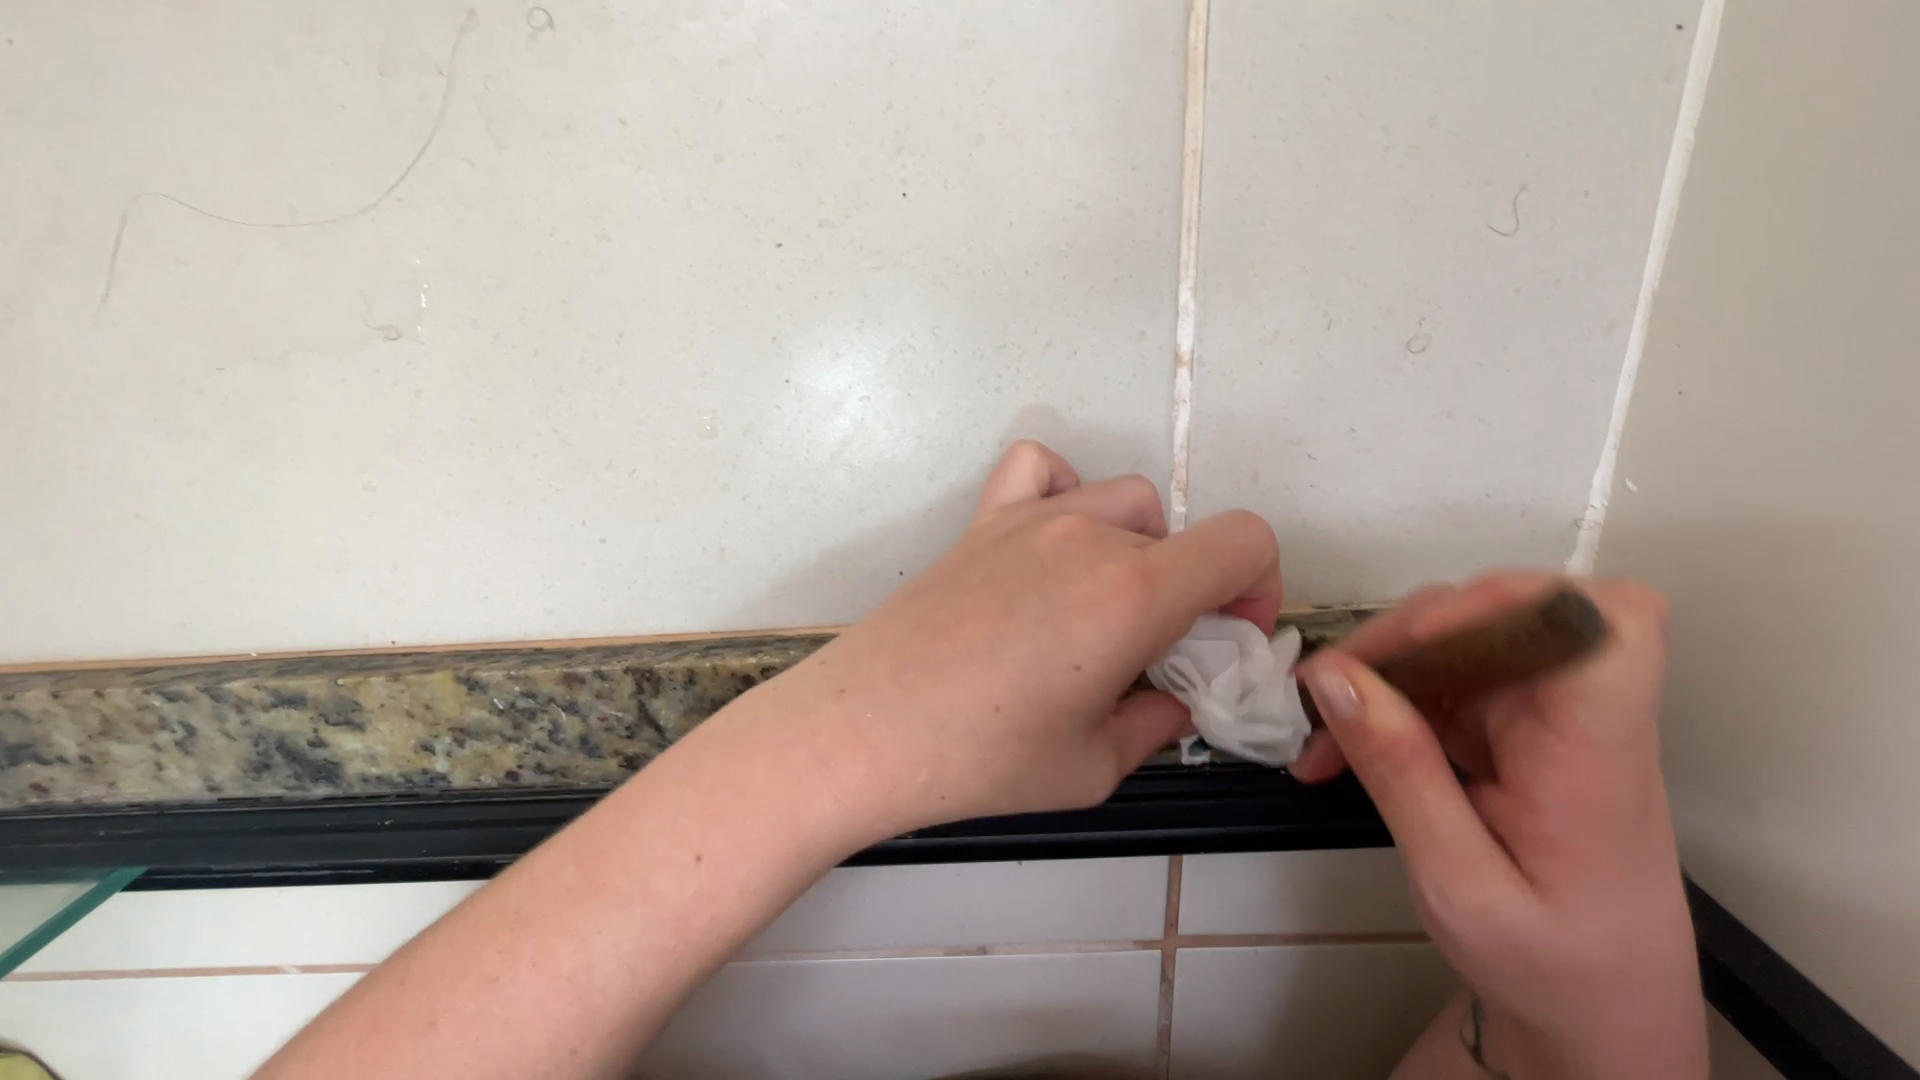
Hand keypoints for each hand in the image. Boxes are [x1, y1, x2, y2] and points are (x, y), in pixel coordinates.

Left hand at [749, 440, 1282, 837]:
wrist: (865, 732)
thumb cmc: (981, 760)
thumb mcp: (1093, 767)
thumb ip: (1157, 723)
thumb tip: (1175, 700)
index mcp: (1133, 594)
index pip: (1245, 539)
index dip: (1260, 585)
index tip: (1228, 636)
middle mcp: (1088, 537)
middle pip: (1181, 534)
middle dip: (1191, 590)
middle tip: (1153, 651)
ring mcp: (1029, 519)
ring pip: (1122, 501)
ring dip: (1138, 546)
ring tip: (1101, 604)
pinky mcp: (982, 522)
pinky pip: (1040, 468)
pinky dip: (1063, 490)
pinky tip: (1050, 542)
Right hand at [1292, 574, 1706, 1078]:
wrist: (1597, 1018)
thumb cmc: (1548, 968)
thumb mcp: (1456, 884)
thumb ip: (1400, 773)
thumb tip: (1334, 675)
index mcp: (1593, 756)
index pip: (1611, 623)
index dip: (1516, 599)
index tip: (1427, 635)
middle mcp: (1577, 720)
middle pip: (1503, 616)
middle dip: (1403, 638)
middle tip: (1328, 691)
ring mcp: (1545, 723)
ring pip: (1458, 645)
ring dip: (1380, 674)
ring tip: (1321, 735)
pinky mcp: (1514, 734)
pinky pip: (1441, 687)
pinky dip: (1383, 706)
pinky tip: (1341, 749)